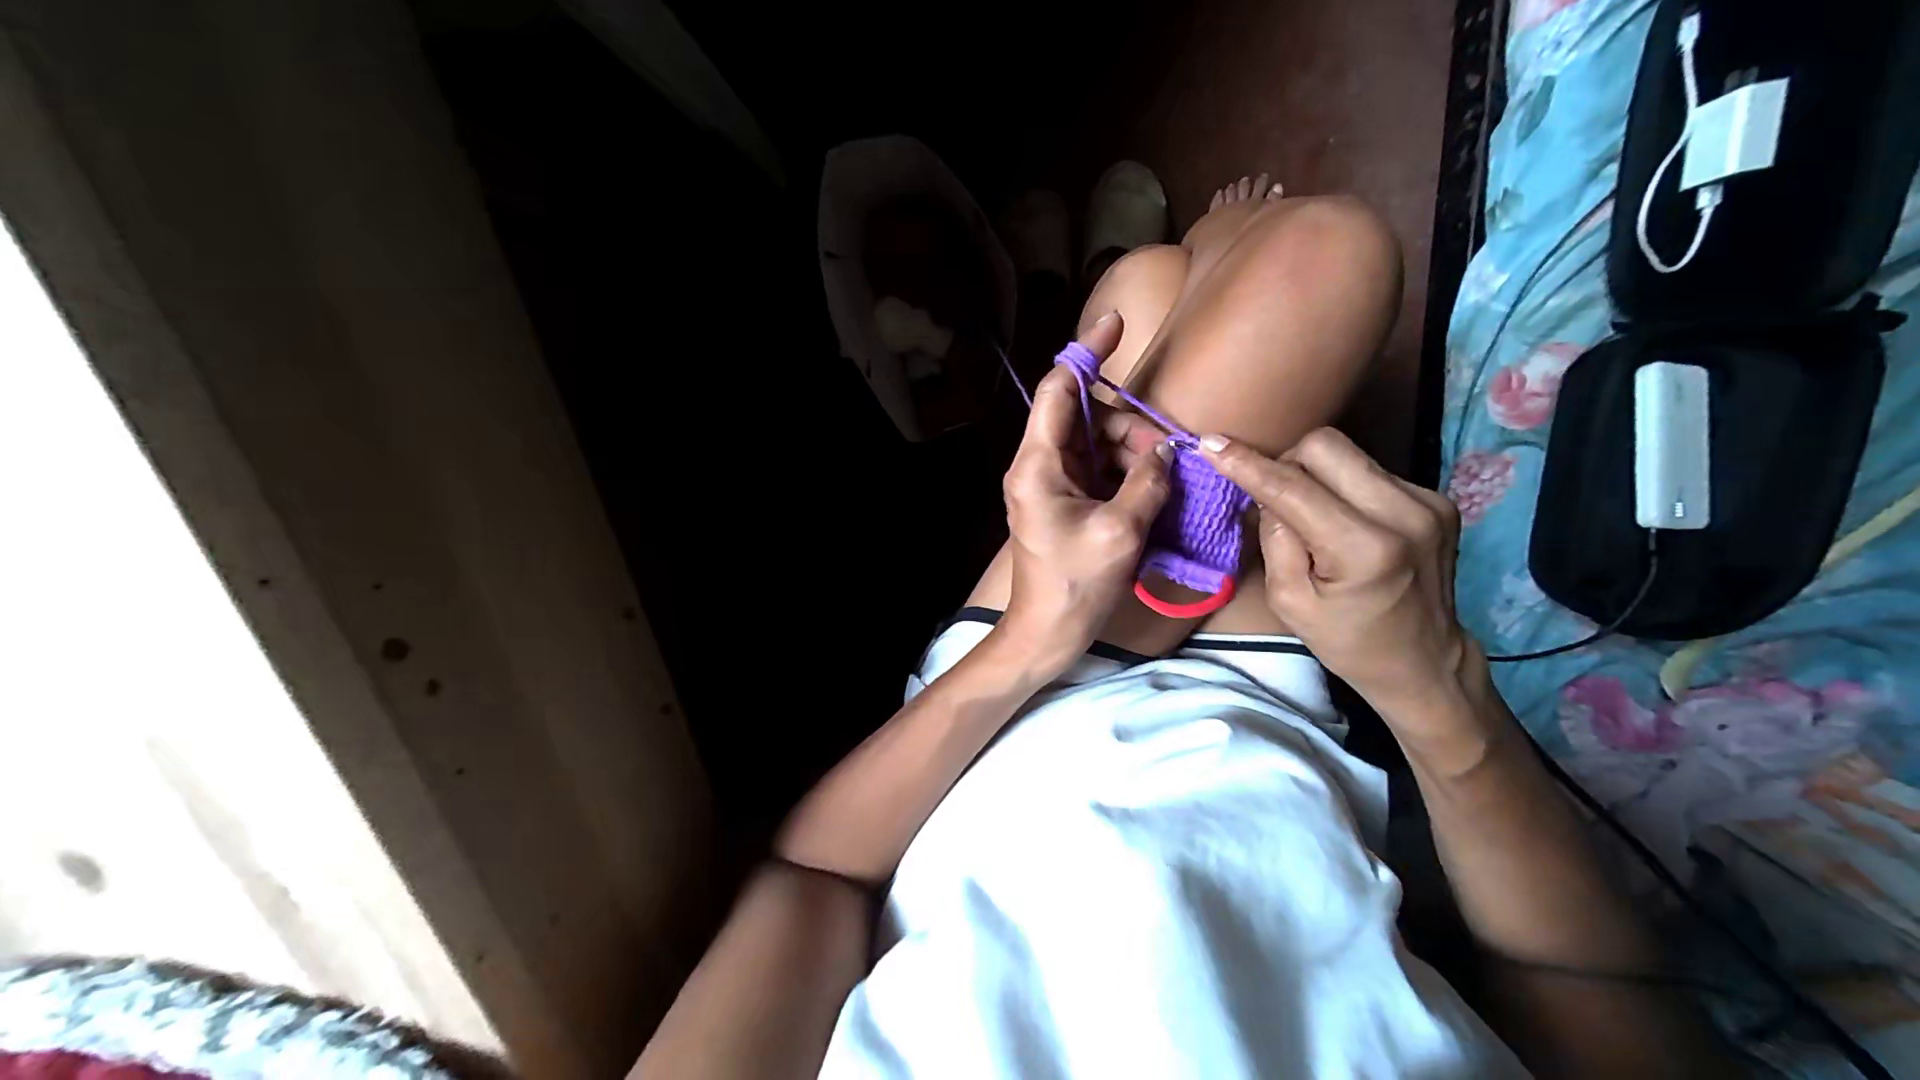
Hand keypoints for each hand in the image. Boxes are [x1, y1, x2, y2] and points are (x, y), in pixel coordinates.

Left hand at [999, 315, 1170, 675]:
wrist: (1047, 631)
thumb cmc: (1075, 584)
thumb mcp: (1120, 530)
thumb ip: (1147, 480)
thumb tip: (1166, 450)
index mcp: (1038, 464)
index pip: (1059, 389)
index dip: (1087, 353)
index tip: (1116, 322)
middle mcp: (1039, 465)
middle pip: (1085, 417)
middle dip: (1128, 424)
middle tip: (1167, 453)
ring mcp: (1051, 483)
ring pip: (1095, 442)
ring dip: (1132, 450)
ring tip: (1163, 476)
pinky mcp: (1065, 501)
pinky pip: (1097, 468)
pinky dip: (1125, 470)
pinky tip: (1152, 486)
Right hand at [1201, 428, 1496, 744]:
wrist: (1424, 660)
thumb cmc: (1347, 641)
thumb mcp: (1289, 601)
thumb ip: (1275, 539)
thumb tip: (1264, 491)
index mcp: (1365, 549)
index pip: (1293, 488)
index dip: (1247, 464)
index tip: (1211, 443)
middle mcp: (1404, 513)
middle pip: (1324, 446)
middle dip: (1286, 462)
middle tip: (1274, 500)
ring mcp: (1427, 501)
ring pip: (1347, 452)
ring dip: (1314, 475)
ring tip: (1312, 517)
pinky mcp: (1436, 498)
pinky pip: (1368, 469)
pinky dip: (1342, 486)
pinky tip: (1344, 521)